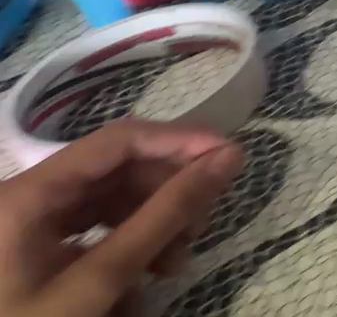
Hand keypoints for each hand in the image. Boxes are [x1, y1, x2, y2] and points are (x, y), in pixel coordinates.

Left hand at [0, 120, 244, 316]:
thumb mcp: (101, 278)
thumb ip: (169, 212)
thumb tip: (234, 154)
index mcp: (25, 195)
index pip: (123, 138)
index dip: (183, 140)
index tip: (230, 159)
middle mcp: (21, 198)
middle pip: (122, 168)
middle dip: (171, 194)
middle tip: (204, 225)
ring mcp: (21, 223)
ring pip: (114, 197)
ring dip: (157, 221)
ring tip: (176, 261)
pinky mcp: (26, 246)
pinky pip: (94, 224)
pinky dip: (130, 240)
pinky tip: (147, 270)